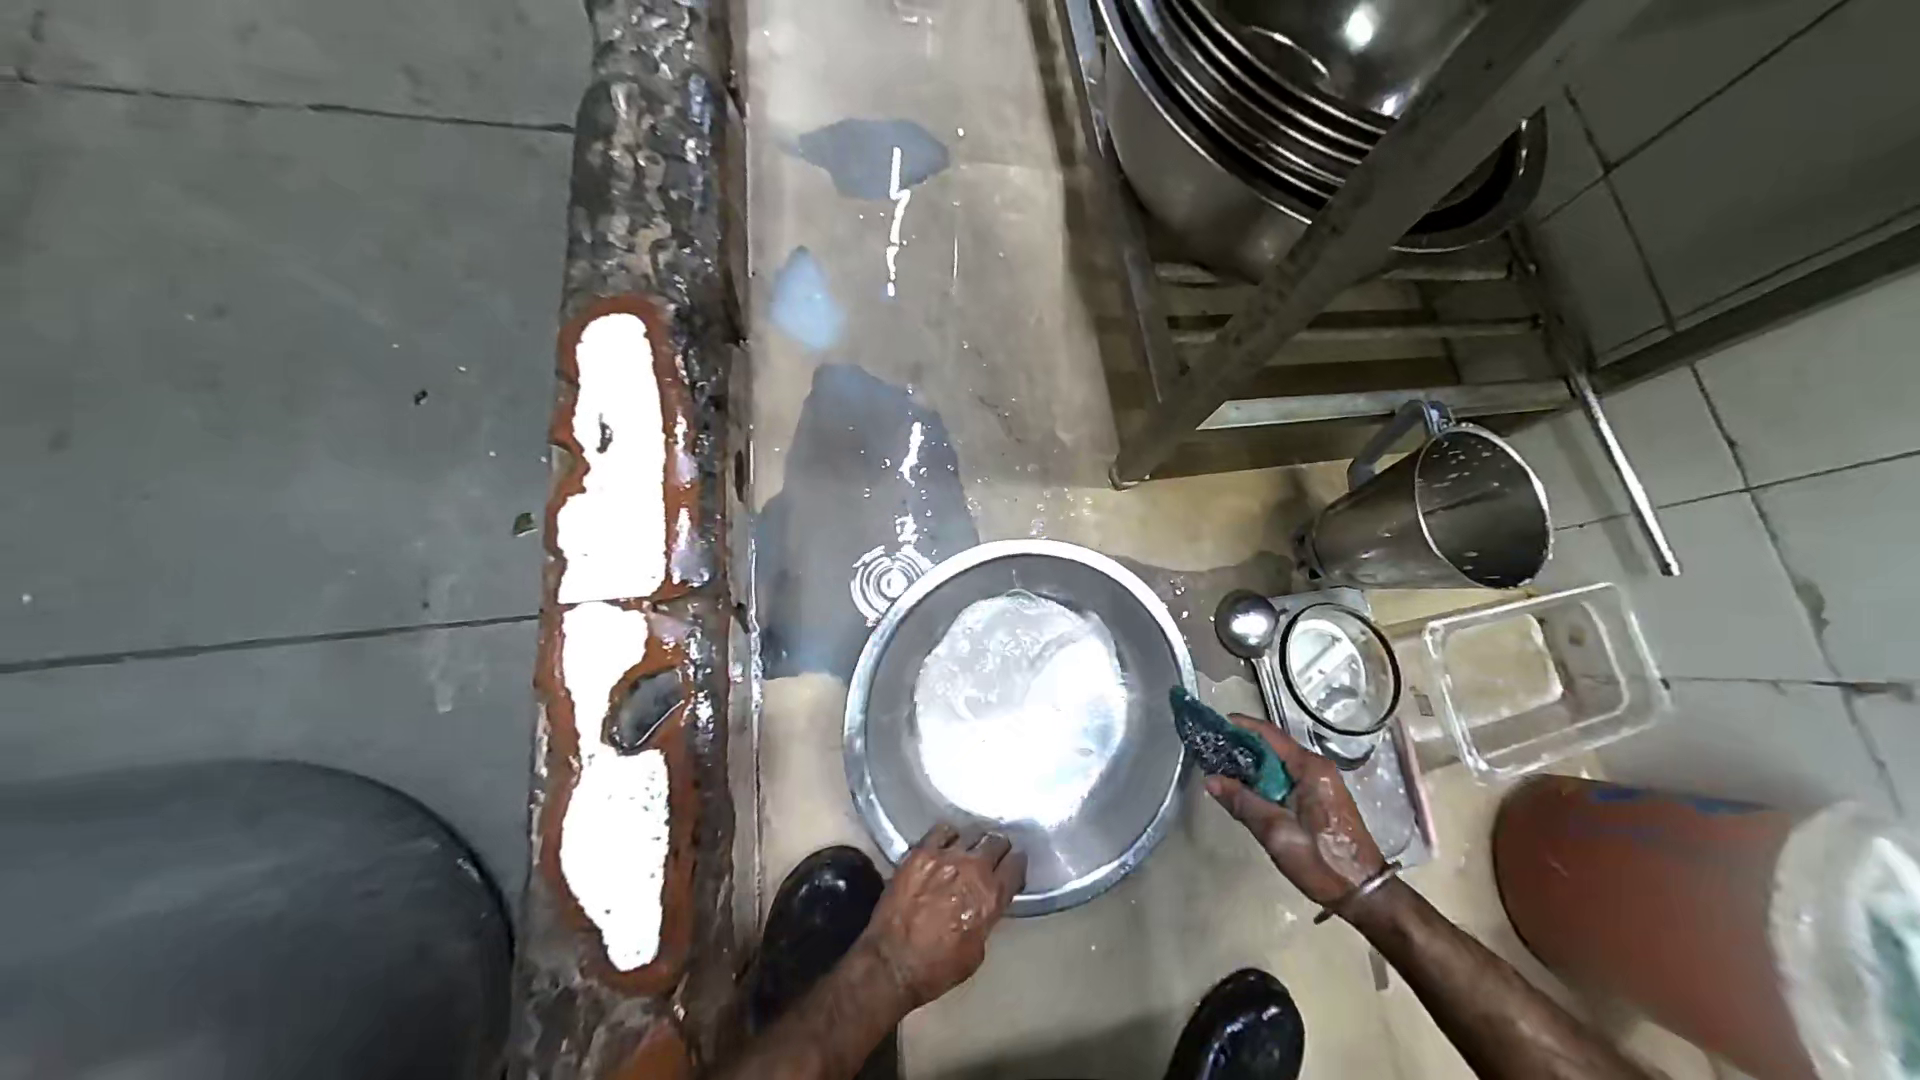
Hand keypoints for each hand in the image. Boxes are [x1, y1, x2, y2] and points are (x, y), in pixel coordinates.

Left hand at [857, 824, 1025, 1008]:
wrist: (892, 962)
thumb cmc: (937, 967)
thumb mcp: (977, 951)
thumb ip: (987, 918)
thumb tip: (985, 904)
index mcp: (991, 897)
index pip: (1016, 866)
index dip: (1017, 866)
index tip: (1014, 867)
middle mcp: (973, 869)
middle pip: (997, 842)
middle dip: (999, 849)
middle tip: (994, 856)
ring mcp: (946, 855)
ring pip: (972, 832)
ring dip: (975, 841)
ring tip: (970, 848)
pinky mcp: (921, 851)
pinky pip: (942, 831)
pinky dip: (948, 836)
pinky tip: (946, 844)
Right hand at [1205, 716, 1385, 907]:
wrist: (1366, 894)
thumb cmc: (1322, 860)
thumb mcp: (1277, 832)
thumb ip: (1243, 802)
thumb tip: (1209, 779)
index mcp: (1310, 769)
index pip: (1270, 734)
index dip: (1241, 726)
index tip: (1214, 726)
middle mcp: (1318, 768)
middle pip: (1273, 747)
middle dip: (1242, 746)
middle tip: (1211, 751)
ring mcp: (1321, 782)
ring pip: (1278, 763)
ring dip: (1251, 764)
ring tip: (1221, 769)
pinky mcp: (1320, 797)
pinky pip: (1286, 777)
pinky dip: (1264, 778)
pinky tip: (1245, 788)